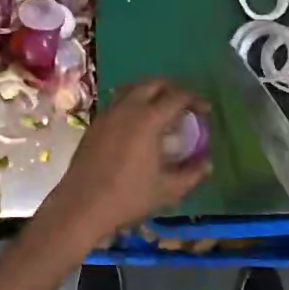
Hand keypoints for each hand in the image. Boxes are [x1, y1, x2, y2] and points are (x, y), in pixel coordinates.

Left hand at [40, 80, 209, 244]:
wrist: (81, 205)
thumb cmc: (128, 196)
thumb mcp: (168, 189)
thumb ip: (191, 174)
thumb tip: (207, 162)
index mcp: (148, 119)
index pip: (177, 97)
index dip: (194, 100)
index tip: (204, 110)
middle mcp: (127, 108)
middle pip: (153, 83)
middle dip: (172, 89)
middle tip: (184, 105)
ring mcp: (107, 113)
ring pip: (132, 88)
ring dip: (150, 92)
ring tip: (160, 110)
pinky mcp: (95, 123)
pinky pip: (117, 101)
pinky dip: (132, 103)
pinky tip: (136, 125)